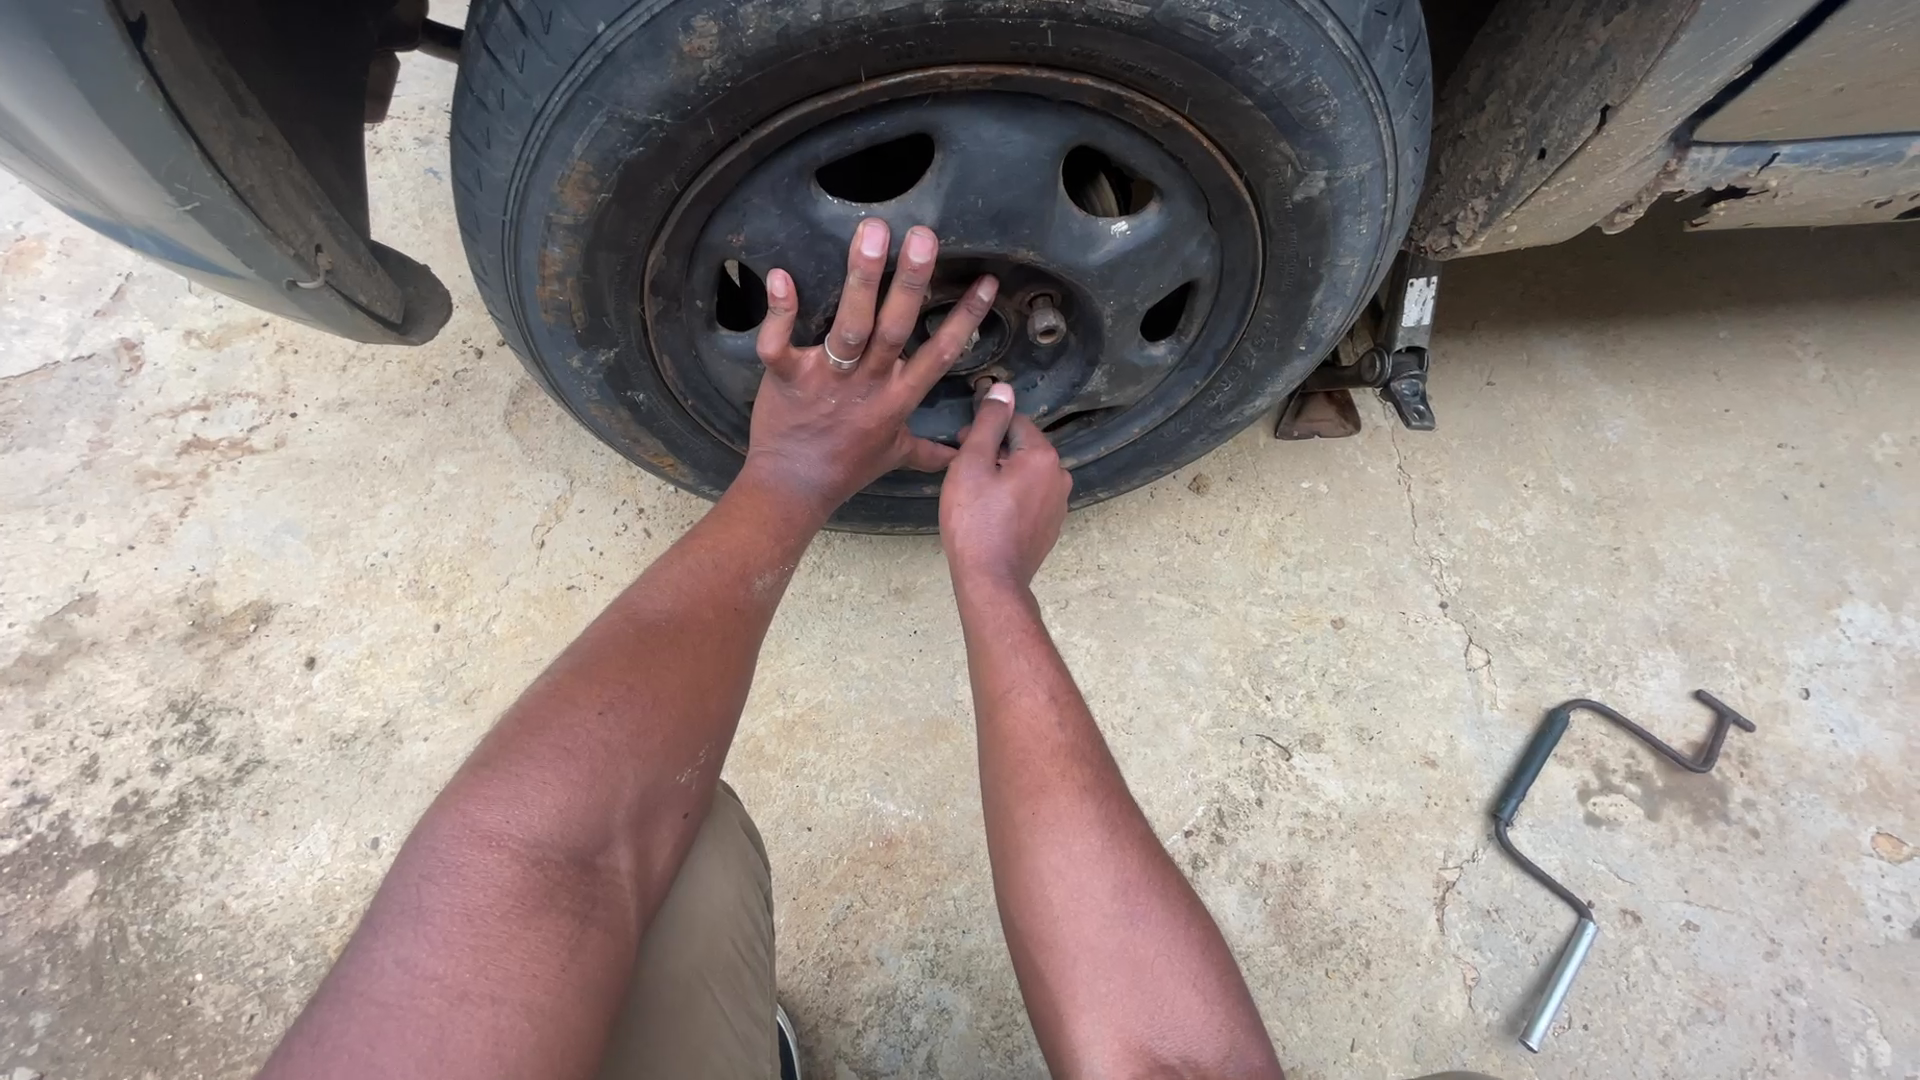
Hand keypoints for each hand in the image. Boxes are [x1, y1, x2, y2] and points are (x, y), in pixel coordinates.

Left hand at [740, 218, 997, 518]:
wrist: (794, 487)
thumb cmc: (846, 469)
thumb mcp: (896, 457)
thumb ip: (930, 451)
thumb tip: (961, 457)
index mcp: (898, 399)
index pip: (940, 354)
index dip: (965, 318)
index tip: (985, 282)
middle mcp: (868, 384)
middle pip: (896, 329)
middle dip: (911, 282)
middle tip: (923, 236)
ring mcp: (827, 380)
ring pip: (849, 326)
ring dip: (860, 280)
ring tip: (872, 235)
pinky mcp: (787, 378)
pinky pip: (780, 344)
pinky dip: (780, 312)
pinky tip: (780, 276)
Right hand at [939, 383, 1072, 590]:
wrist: (991, 580)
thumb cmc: (974, 521)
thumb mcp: (972, 464)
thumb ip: (988, 423)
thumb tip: (1002, 389)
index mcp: (1043, 456)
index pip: (1014, 422)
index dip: (984, 429)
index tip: (960, 446)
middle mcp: (1060, 476)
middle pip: (1022, 447)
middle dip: (993, 451)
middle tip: (962, 471)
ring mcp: (1059, 504)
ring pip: (1026, 473)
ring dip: (1002, 474)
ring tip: (974, 494)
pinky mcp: (1051, 526)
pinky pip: (1030, 498)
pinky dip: (1011, 497)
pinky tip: (989, 514)